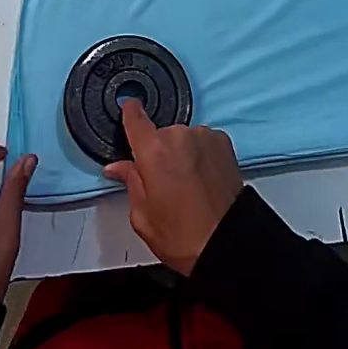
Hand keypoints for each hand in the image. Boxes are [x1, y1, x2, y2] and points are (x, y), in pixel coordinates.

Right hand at [103, 100, 242, 275]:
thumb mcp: (143, 216)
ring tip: (187, 185)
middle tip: (164, 183)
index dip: (130, 112)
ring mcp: (203, 136)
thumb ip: (130, 182)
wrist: (228, 240)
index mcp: (153, 151)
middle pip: (160, 135)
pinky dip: (200, 154)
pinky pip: (202, 141)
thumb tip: (119, 168)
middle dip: (159, 152)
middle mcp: (179, 136)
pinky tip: (202, 178)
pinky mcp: (222, 141)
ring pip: (182, 138)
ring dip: (182, 153)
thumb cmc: (184, 235)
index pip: (135, 118)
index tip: (129, 108)